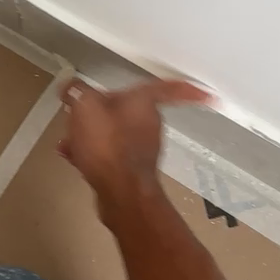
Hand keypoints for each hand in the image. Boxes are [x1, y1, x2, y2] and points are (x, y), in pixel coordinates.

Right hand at [58, 79, 210, 213]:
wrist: (120, 191)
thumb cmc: (107, 143)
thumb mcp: (84, 107)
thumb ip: (77, 92)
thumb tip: (72, 88)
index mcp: (144, 102)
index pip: (170, 88)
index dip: (187, 88)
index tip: (210, 94)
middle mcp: (149, 123)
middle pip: (128, 109)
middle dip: (104, 111)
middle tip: (84, 112)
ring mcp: (143, 147)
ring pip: (116, 131)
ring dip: (93, 133)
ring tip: (69, 139)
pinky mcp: (133, 168)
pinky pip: (111, 151)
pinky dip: (94, 151)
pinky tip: (74, 157)